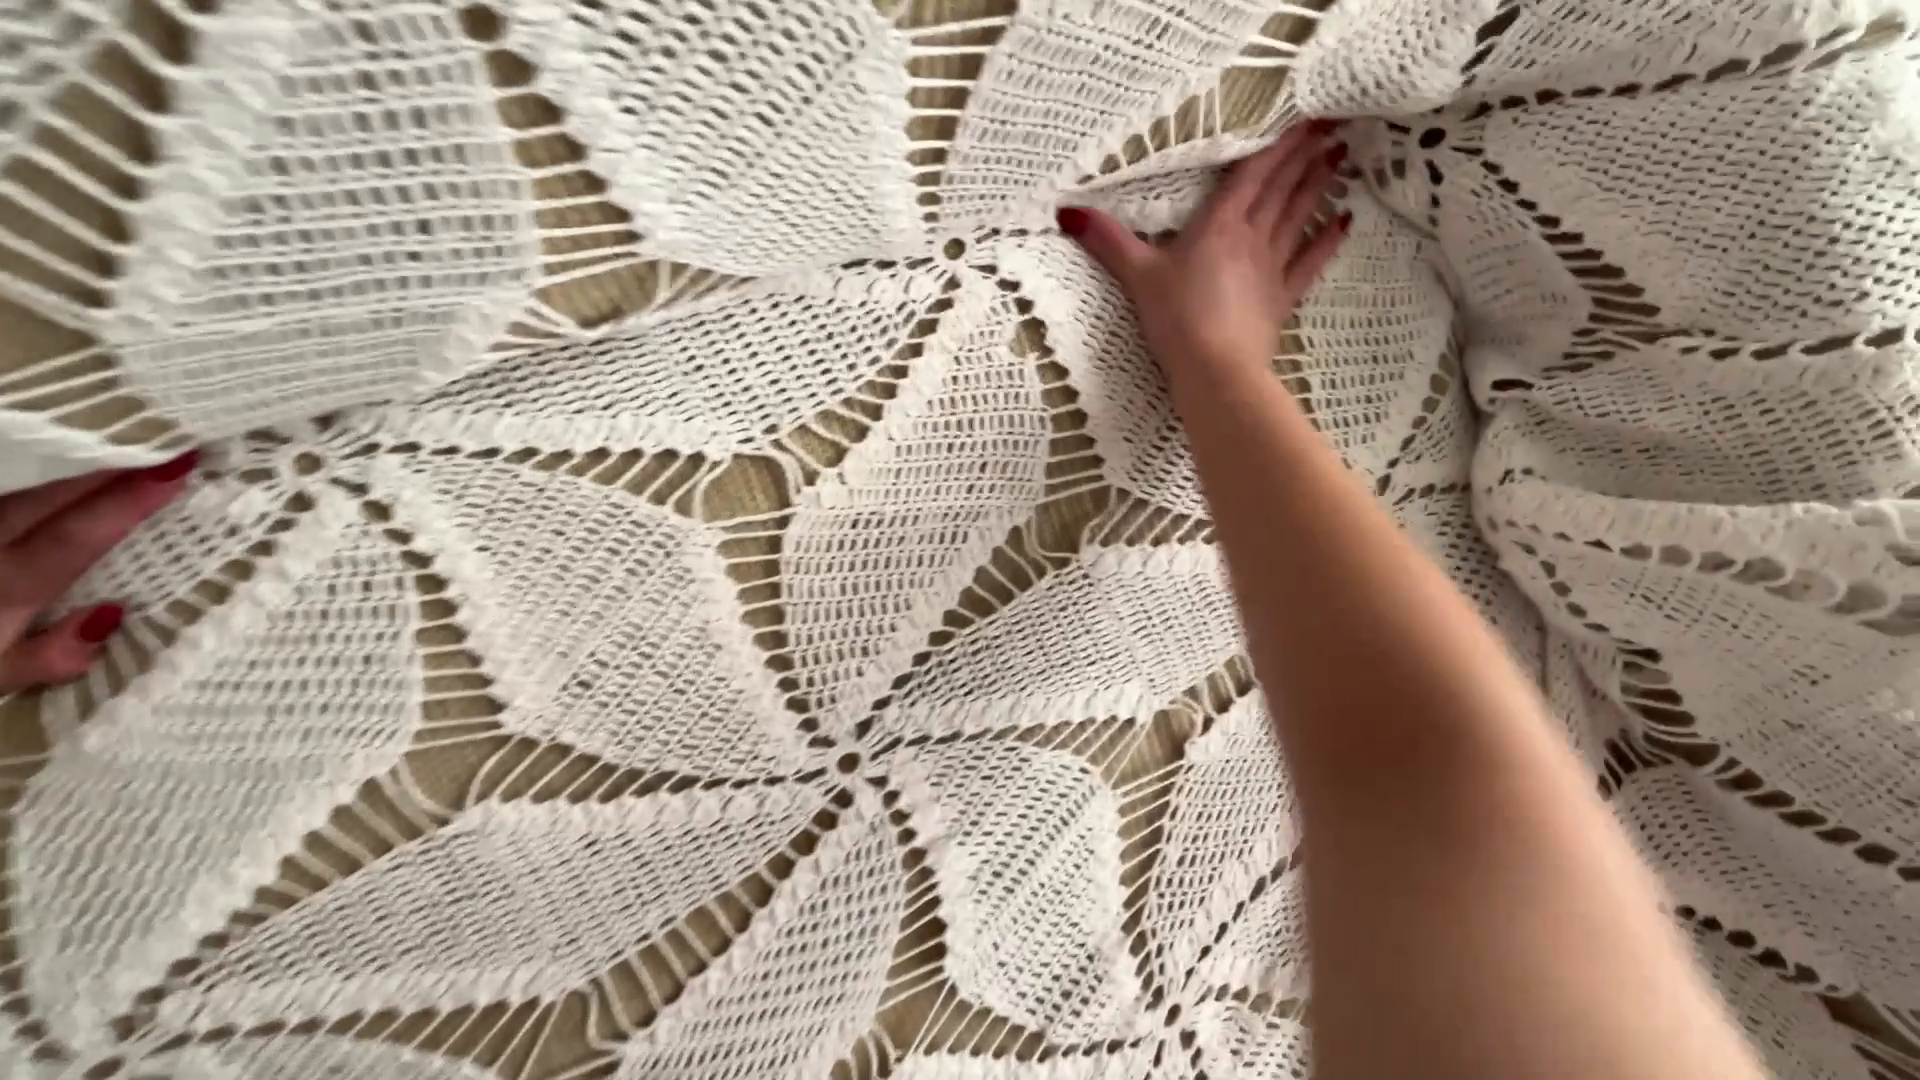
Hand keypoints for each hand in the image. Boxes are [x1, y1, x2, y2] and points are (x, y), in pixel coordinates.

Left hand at [0, 453, 197, 690]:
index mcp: (6, 588)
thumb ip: (47, 656)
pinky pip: (0, 488)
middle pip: (44, 498)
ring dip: (62, 461)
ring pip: (11, 486)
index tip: (178, 467)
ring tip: (108, 435)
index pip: (77, 537)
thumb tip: (110, 614)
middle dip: (102, 466)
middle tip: (159, 433)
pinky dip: (16, 468)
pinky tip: (39, 449)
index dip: (128, 501)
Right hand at [1057, 120, 1349, 390]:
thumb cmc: (1177, 320)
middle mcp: (1252, 238)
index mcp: (1219, 226)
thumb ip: (1108, 242)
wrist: (1216, 371)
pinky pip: (1310, 263)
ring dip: (1320, 185)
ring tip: (1341, 156)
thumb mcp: (1137, 277)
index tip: (1307, 114)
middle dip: (1306, 154)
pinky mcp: (1281, 299)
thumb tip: (1067, 211)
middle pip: (1282, 188)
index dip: (1280, 142)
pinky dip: (1328, 240)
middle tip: (1334, 123)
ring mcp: (1271, 268)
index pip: (1253, 174)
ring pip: (1299, 216)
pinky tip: (1345, 221)